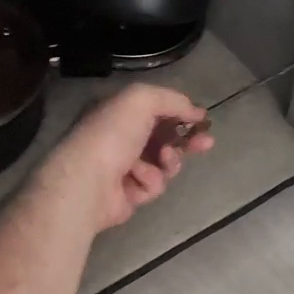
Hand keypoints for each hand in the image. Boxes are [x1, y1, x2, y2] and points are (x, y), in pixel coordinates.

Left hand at [32, 84, 213, 232]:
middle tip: (206, 143)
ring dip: (169, 161)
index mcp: (117, 111)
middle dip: (186, 139)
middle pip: (164, 137)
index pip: (156, 108)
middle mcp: (119, 137)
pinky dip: (151, 181)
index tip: (202, 119)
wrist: (87, 183)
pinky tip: (138, 180)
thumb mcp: (141, 100)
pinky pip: (154, 184)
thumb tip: (197, 112)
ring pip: (163, 163)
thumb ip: (172, 100)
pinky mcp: (129, 193)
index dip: (181, 112)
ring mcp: (123, 166)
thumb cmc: (111, 135)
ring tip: (164, 160)